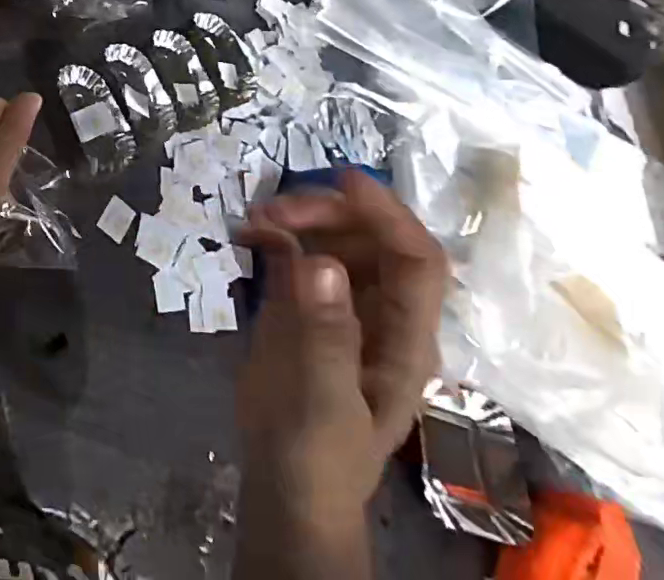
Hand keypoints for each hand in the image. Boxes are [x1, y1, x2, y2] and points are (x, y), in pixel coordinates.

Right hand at [234, 170, 446, 538]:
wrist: (284, 484)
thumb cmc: (317, 457)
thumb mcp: (323, 405)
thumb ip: (325, 336)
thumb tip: (319, 261)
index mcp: (406, 337)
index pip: (416, 259)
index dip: (388, 214)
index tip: (344, 180)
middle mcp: (381, 309)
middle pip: (370, 237)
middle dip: (328, 213)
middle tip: (274, 211)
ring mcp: (341, 303)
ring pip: (334, 237)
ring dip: (298, 218)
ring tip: (255, 218)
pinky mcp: (304, 303)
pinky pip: (297, 253)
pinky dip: (275, 236)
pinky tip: (247, 233)